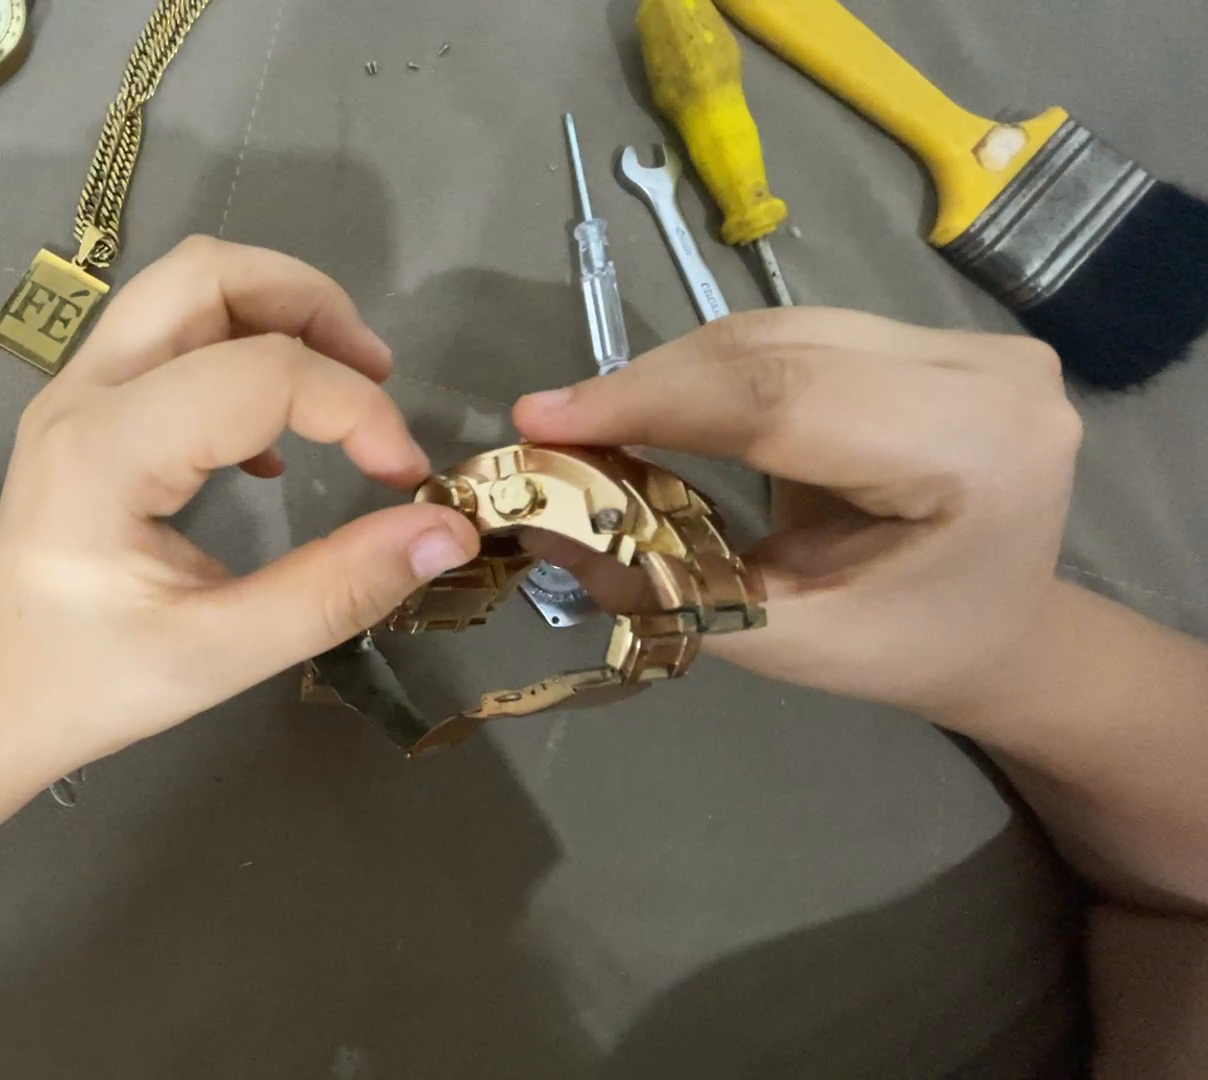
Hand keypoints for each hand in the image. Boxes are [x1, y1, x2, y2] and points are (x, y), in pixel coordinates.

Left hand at [0, 237, 478, 787]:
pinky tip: (268, 445)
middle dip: (311, 304)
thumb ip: (338, 590)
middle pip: (206, 274)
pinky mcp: (84, 411)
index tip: (404, 474)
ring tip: (340, 387)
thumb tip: (447, 531)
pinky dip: (238, 353)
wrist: (1, 698)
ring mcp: (73, 393)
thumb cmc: (97, 684)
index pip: (258, 374)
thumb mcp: (224, 653)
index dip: (355, 409)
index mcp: (104, 452)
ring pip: (185, 291)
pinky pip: (170, 338)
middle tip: (377, 375)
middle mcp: (80, 395)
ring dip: (276, 313)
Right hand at [512, 309, 1081, 715]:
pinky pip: (780, 335)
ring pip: (767, 329)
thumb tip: (542, 526)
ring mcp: (960, 344)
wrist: (999, 625)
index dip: (648, 402)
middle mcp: (985, 374)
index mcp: (974, 455)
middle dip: (641, 385)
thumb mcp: (770, 636)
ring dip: (663, 373)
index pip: (781, 401)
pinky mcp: (922, 339)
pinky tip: (652, 403)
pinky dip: (697, 369)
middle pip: (769, 351)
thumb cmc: (896, 645)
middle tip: (549, 424)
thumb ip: (655, 583)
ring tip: (591, 420)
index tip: (539, 420)